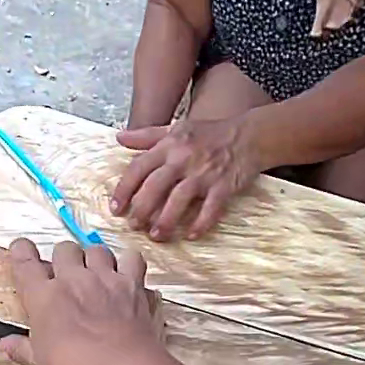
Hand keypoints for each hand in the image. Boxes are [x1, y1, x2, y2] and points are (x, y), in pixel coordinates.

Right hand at [0, 237, 167, 364]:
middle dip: (64, 258)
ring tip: (98, 272)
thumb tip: (6, 346)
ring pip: (97, 250)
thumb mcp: (42, 361)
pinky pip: (133, 259)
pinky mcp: (134, 285)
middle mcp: (75, 280)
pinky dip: (131, 263)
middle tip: (68, 273)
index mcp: (44, 296)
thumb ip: (23, 349)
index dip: (22, 251)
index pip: (25, 262)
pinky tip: (129, 274)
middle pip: (65, 249)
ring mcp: (106, 280)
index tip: (23, 249)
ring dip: (96, 258)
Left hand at [111, 117, 262, 239]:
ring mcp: (205, 174)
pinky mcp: (225, 186)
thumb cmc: (211, 133)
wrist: (248, 136)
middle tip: (133, 227)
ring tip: (157, 236)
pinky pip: (211, 208)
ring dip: (166, 220)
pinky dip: (201, 223)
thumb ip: (148, 136)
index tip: (115, 208)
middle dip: (142, 209)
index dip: (125, 189)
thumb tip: (119, 138)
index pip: (139, 168)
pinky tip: (192, 236)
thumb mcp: (177, 128)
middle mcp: (183, 159)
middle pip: (156, 186)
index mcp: (169, 146)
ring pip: (180, 199)